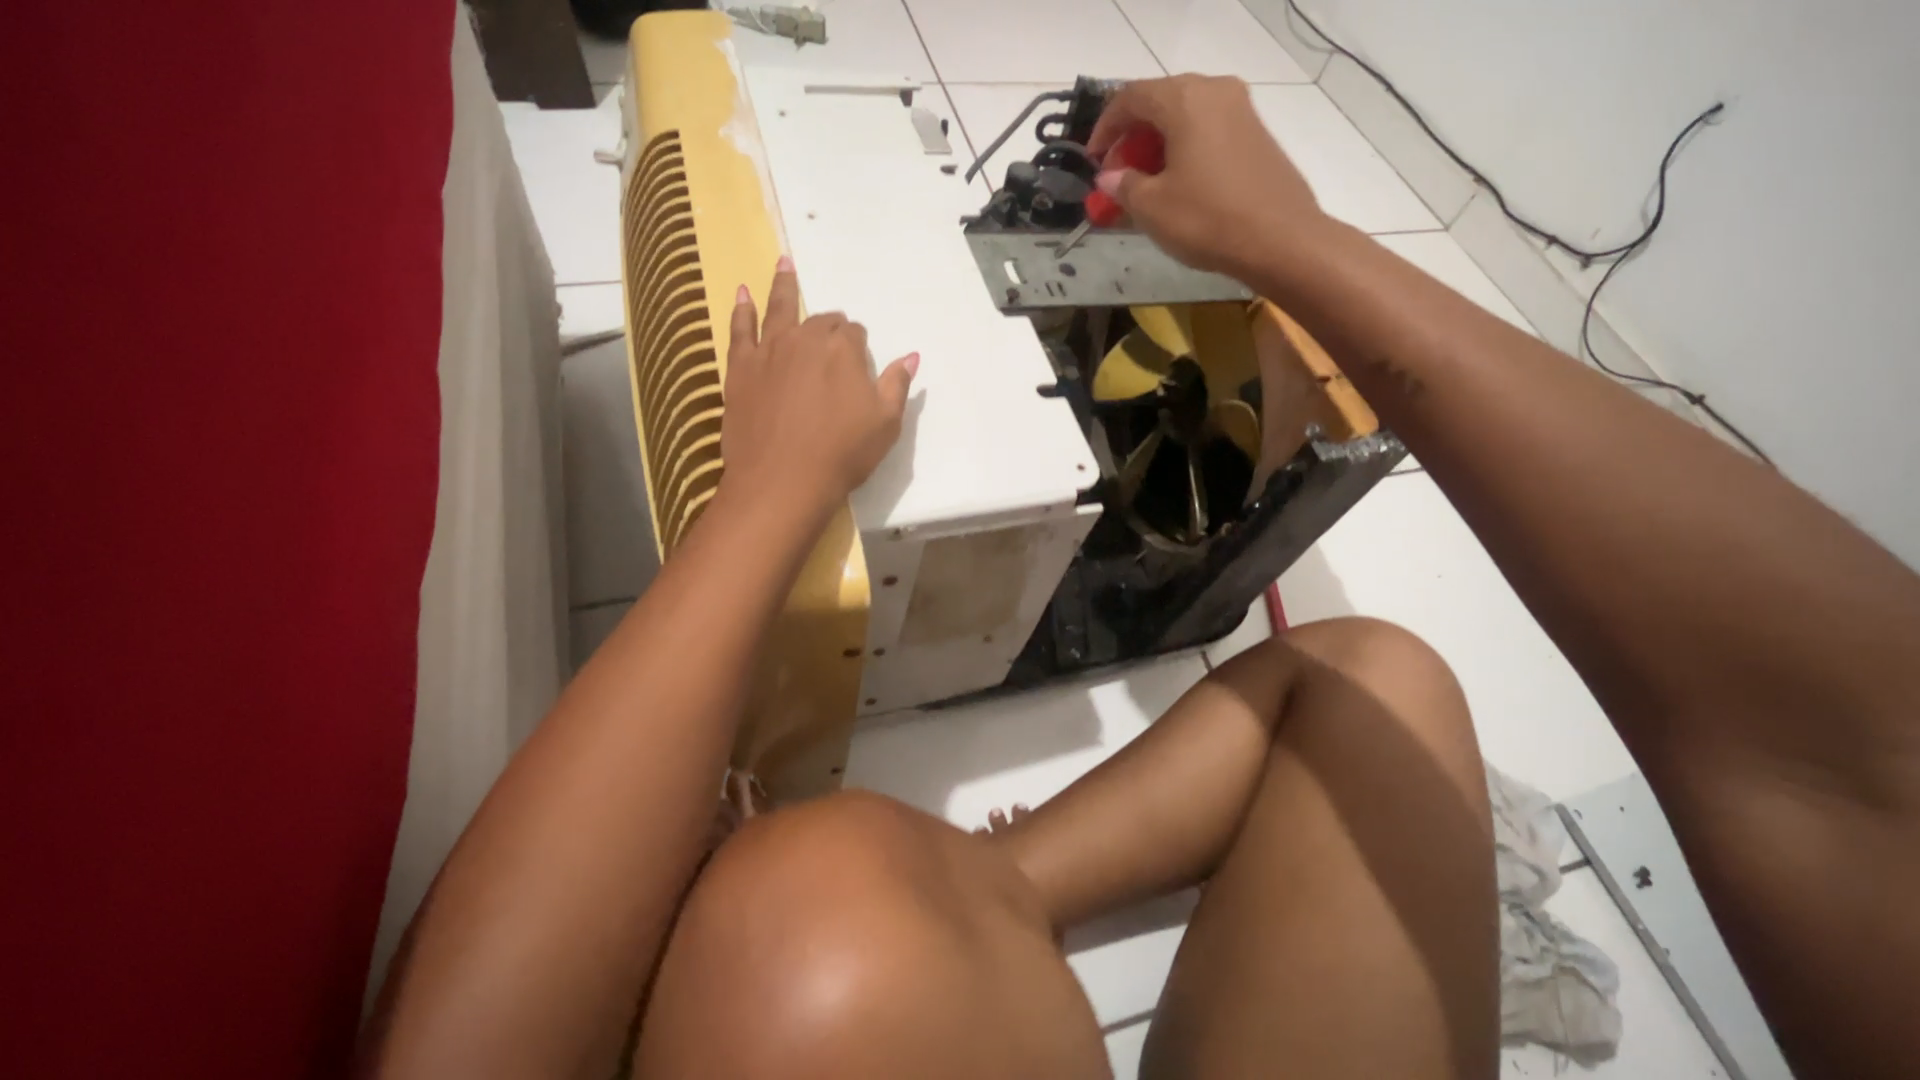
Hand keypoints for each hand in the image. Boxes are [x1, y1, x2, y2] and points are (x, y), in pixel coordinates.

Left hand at [719, 257, 917, 516]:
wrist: (781, 481)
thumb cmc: (842, 455)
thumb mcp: (885, 424)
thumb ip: (897, 385)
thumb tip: (911, 356)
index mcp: (845, 350)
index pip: (854, 335)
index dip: (857, 347)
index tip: (857, 363)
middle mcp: (806, 339)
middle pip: (821, 322)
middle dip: (829, 324)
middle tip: (832, 333)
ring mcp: (769, 350)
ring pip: (779, 308)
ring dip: (783, 284)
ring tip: (783, 263)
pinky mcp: (740, 367)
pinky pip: (740, 328)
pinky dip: (742, 309)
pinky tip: (742, 293)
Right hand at [1088, 75, 1330, 279]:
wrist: (1281, 240)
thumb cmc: (1207, 219)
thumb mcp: (1151, 207)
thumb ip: (1123, 185)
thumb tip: (1110, 178)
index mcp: (1184, 100)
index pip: (1130, 98)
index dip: (1104, 128)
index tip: (1092, 161)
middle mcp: (1214, 92)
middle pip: (1160, 103)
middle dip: (1131, 138)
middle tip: (1116, 175)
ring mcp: (1241, 110)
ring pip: (1185, 117)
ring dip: (1158, 146)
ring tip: (1144, 185)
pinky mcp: (1257, 134)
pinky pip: (1208, 131)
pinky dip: (1184, 150)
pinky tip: (1177, 185)